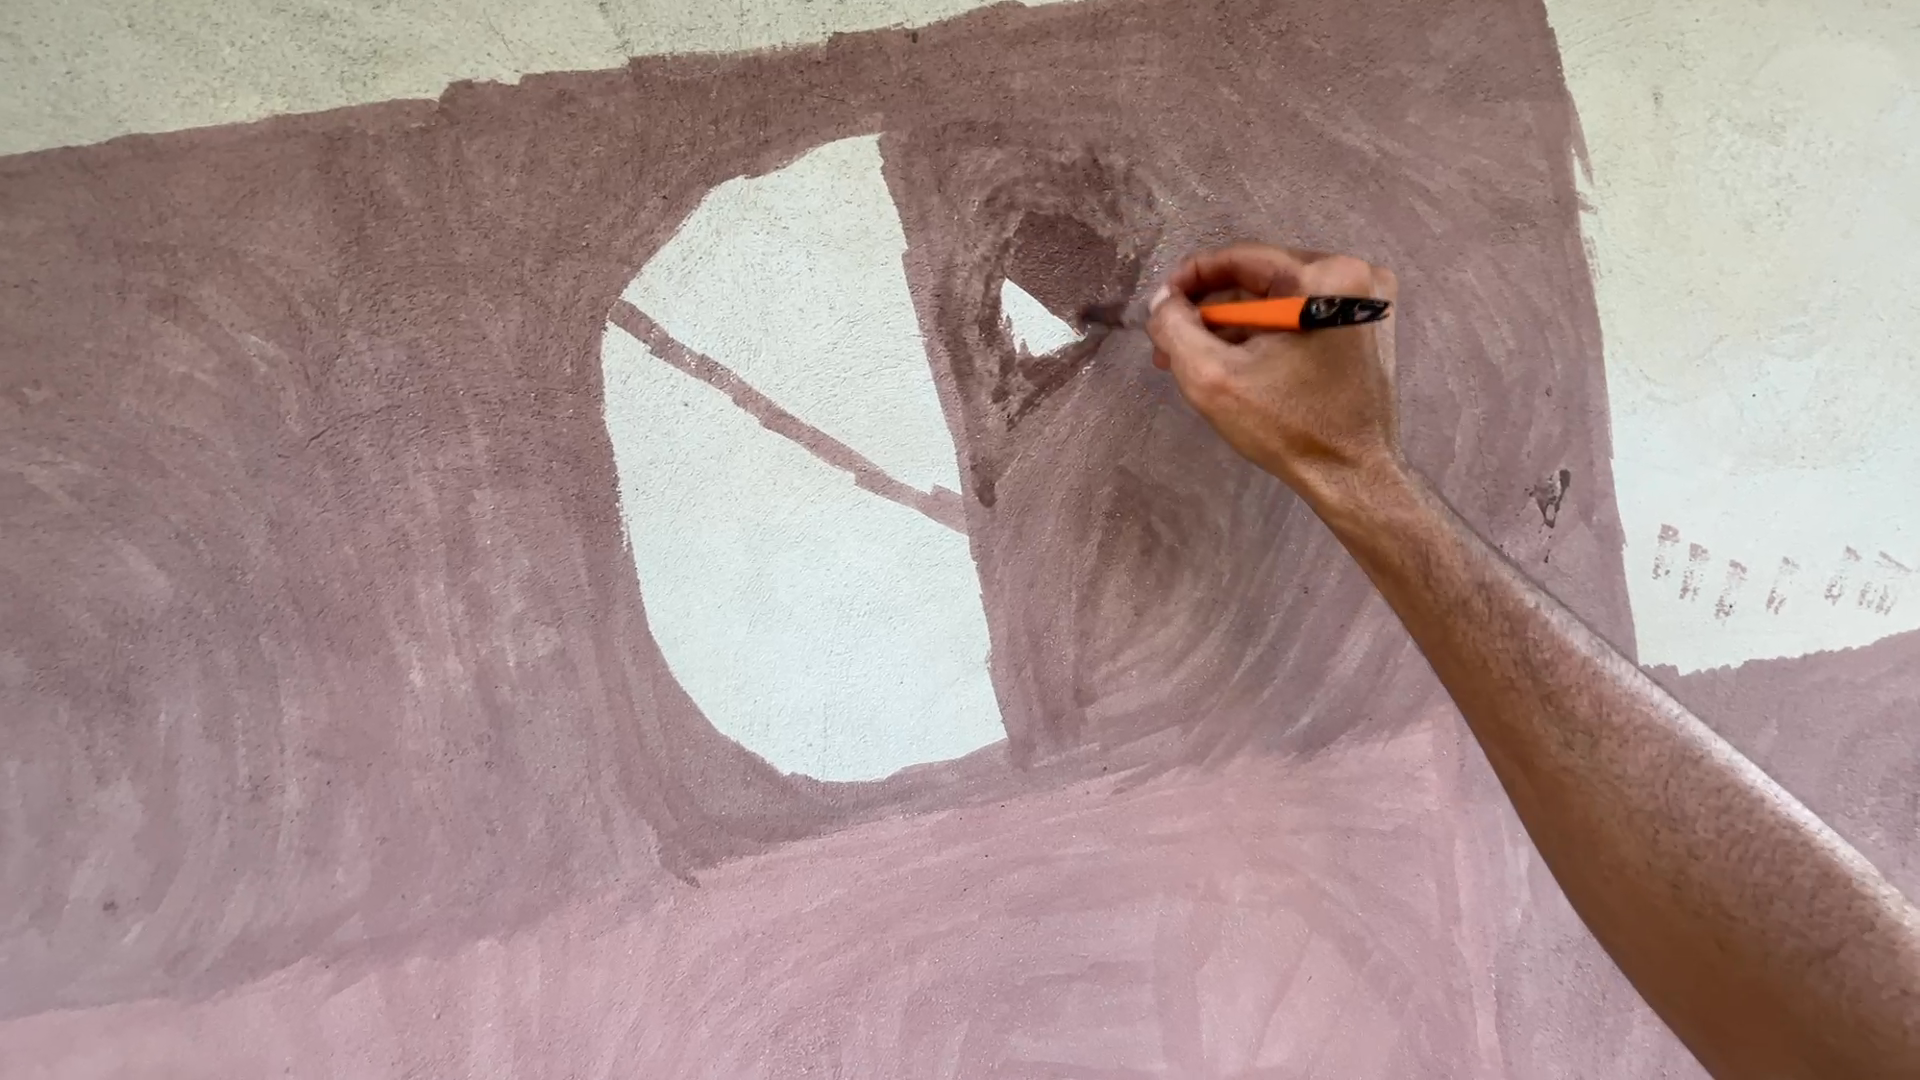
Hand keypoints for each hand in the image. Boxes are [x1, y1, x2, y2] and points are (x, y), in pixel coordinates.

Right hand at [1145, 244, 1403, 509]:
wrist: (1350, 474)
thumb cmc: (1284, 426)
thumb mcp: (1211, 376)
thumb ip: (1175, 328)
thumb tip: (1161, 302)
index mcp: (1324, 276)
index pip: (1240, 257)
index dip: (1190, 279)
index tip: (1160, 307)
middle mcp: (1354, 276)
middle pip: (1259, 279)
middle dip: (1209, 310)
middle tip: (1171, 343)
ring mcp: (1367, 302)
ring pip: (1278, 300)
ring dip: (1233, 326)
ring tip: (1196, 360)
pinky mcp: (1367, 328)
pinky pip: (1301, 316)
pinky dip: (1265, 334)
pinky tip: (1236, 364)